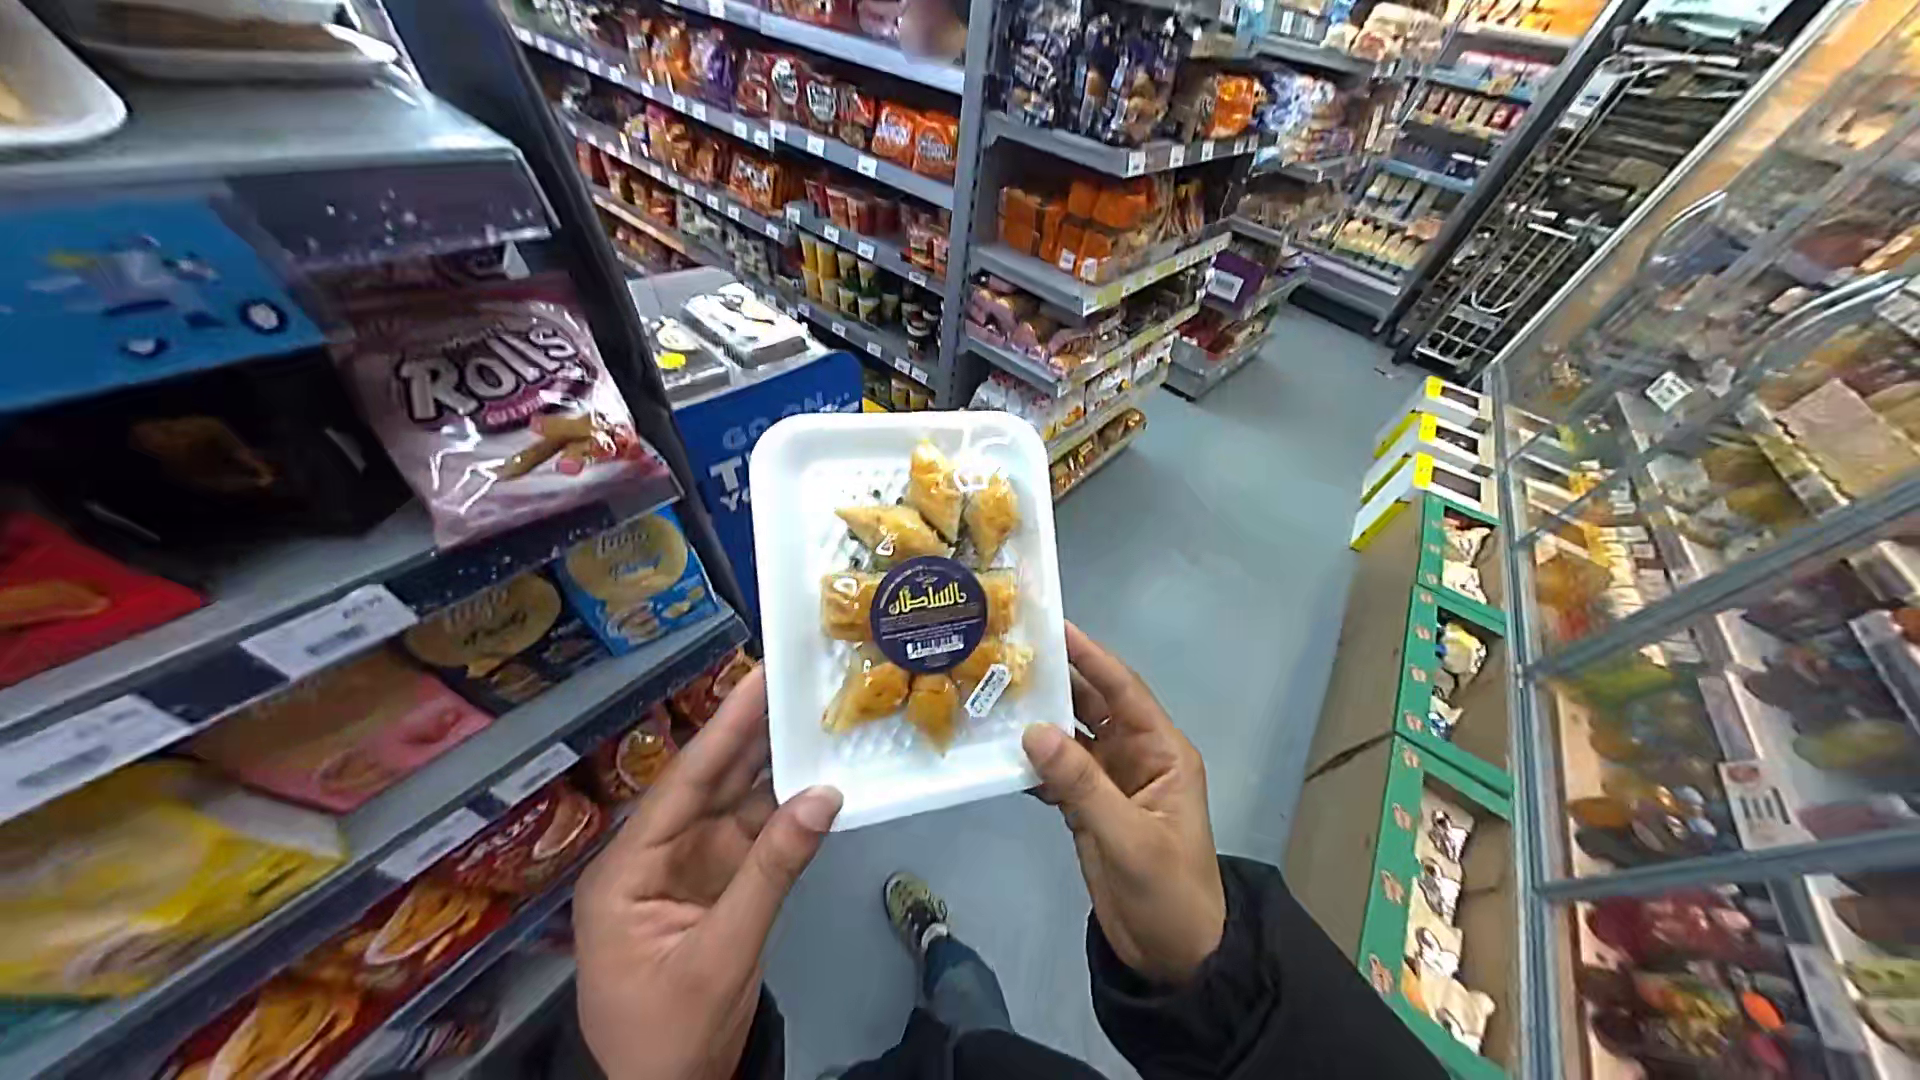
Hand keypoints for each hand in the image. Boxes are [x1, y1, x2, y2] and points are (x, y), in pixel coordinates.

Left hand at [573, 666, 842, 1079]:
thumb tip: (825, 796)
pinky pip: (756, 829)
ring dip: (773, 761)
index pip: (684, 781)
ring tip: (809, 712)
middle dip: (750, 730)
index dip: (724, 726)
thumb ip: (773, 871)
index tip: (756, 678)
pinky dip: (786, 803)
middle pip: (710, 779)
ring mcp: (692, 864)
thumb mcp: (721, 956)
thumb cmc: (669, 1037)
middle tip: (790, 679)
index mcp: (629, 867)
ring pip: (736, 799)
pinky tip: (813, 772)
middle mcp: (658, 852)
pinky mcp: (721, 878)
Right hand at [1023, 623, 1225, 985]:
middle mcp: (1133, 754)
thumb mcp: (1130, 838)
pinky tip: (1000, 748)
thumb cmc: (1169, 893)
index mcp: (1160, 751)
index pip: (1123, 691)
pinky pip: (1056, 768)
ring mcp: (1108, 778)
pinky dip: (1031, 758)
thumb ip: (1082, 784)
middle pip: (1092, 705)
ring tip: (996, 691)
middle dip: (1057, 680)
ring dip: (1039, 717)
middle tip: (1012, 653)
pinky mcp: (1087, 803)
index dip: (1092, 657)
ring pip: (1069, 734)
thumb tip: (1032, 731)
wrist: (1170, 957)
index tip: (1057, 628)